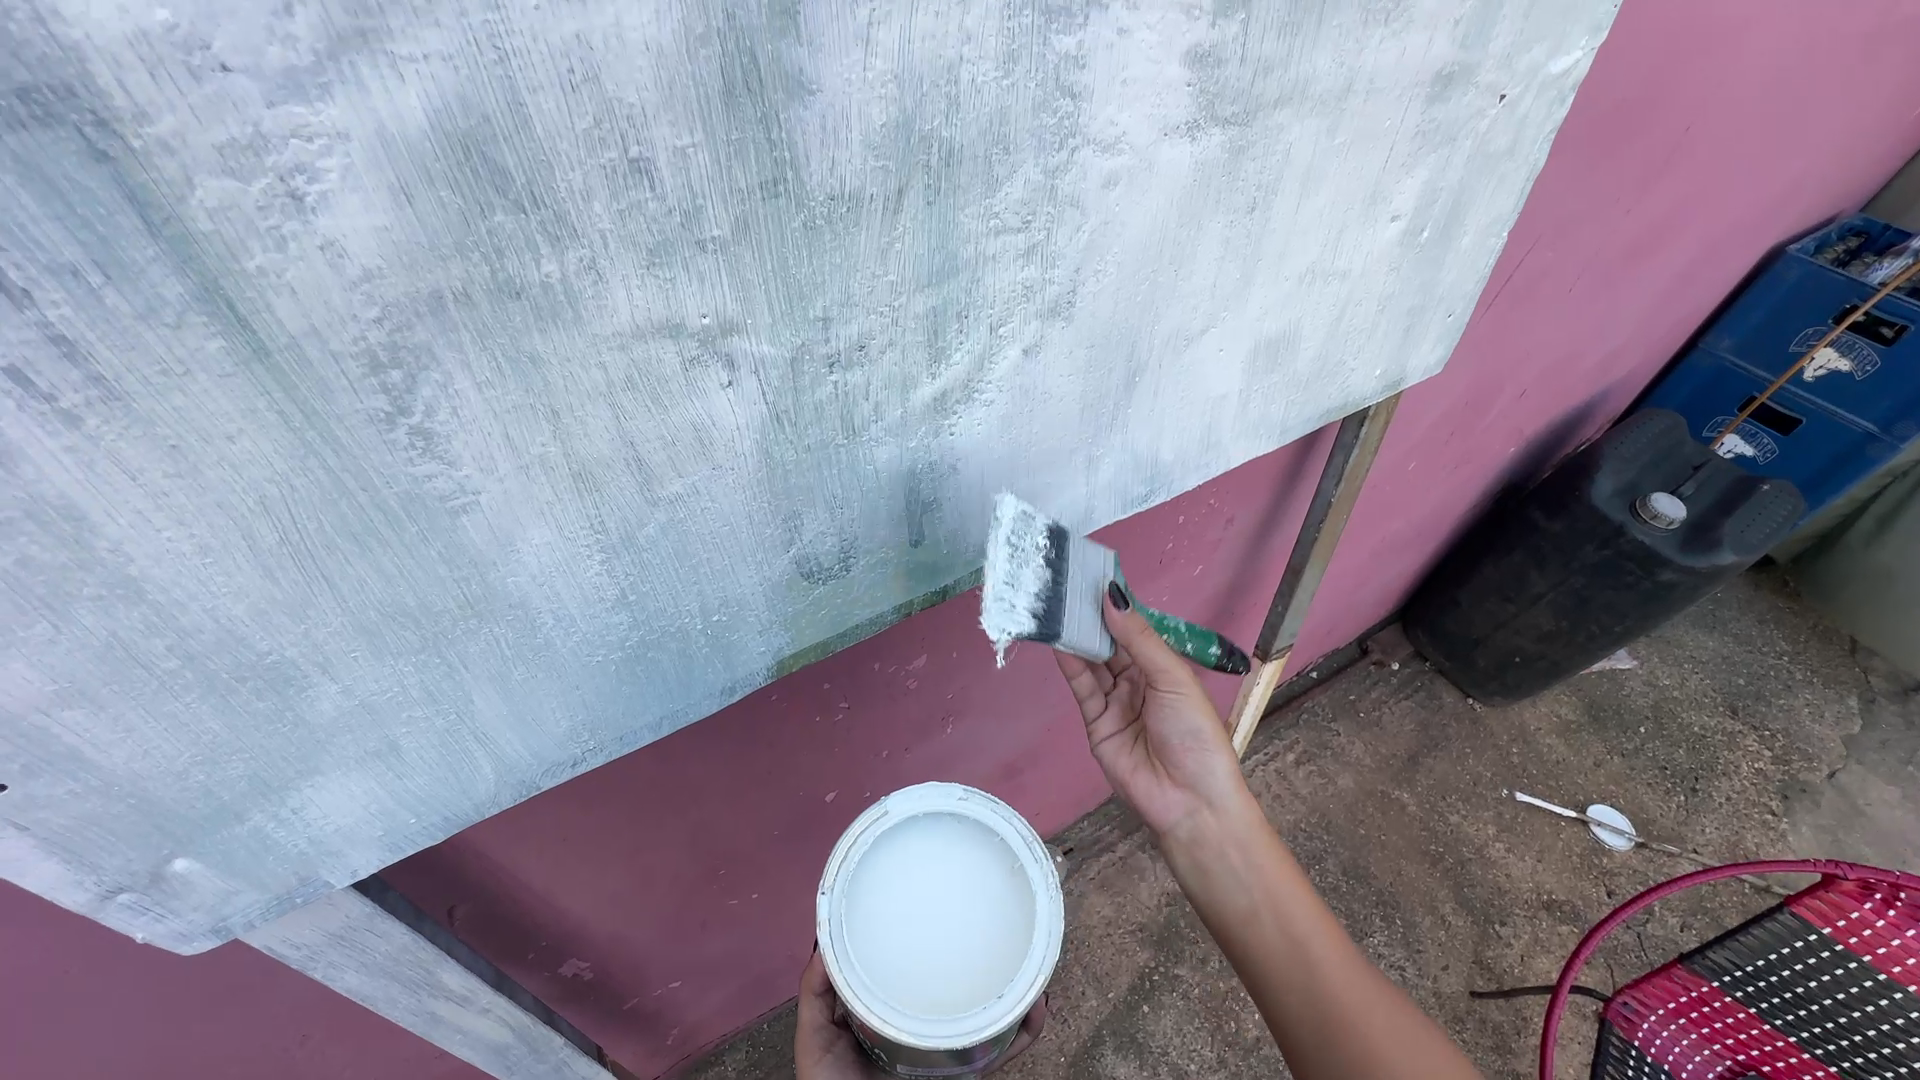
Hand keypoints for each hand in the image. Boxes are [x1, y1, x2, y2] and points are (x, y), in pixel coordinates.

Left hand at [796, 950, 1046, 1079]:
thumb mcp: (814, 1036)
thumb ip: (816, 992)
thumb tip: (826, 942)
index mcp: (896, 1015)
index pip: (922, 975)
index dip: (938, 949)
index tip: (949, 914)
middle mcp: (928, 1030)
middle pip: (966, 991)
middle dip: (990, 964)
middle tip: (1005, 932)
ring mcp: (949, 1053)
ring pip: (992, 1017)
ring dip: (1017, 992)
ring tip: (1031, 965)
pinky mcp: (965, 1076)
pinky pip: (1002, 1054)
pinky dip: (1024, 1032)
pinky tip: (1036, 1007)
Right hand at [1054, 584, 1252, 838]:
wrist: (1190, 801)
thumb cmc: (1196, 735)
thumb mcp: (1173, 679)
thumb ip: (1139, 639)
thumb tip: (1112, 597)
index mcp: (1165, 668)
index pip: (1135, 630)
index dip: (1117, 607)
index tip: (1094, 577)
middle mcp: (1139, 681)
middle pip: (1110, 644)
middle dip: (1091, 618)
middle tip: (1067, 588)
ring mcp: (1116, 702)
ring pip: (1093, 663)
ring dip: (1077, 637)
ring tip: (1057, 608)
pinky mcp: (1096, 723)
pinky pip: (1082, 687)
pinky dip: (1070, 664)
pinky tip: (1059, 641)